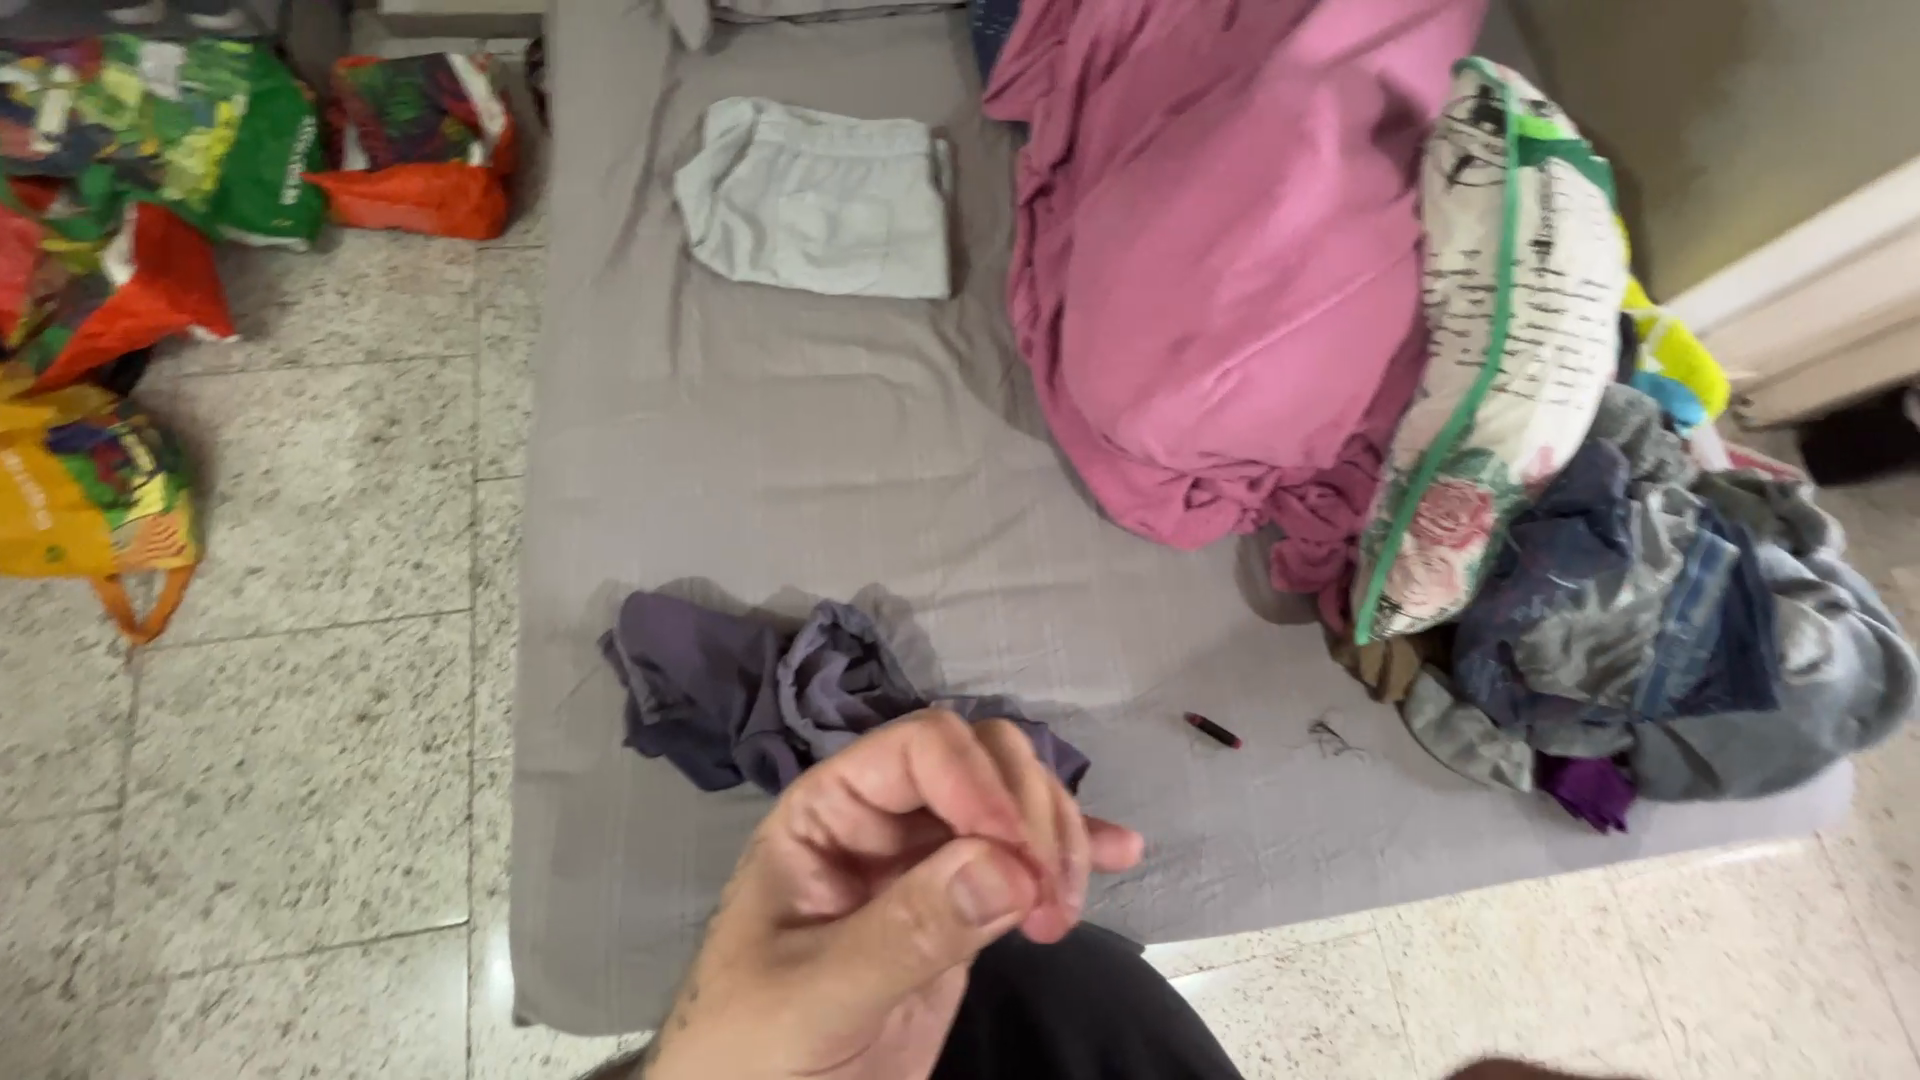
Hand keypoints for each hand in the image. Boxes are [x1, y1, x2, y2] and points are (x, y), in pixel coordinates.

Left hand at [640, 709, 1144, 1079]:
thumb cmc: (753, 1047)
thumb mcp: (812, 996)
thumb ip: (903, 932)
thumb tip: (1006, 866)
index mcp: (831, 808)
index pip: (918, 748)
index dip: (977, 782)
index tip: (1020, 854)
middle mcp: (884, 816)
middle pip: (978, 757)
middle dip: (1027, 809)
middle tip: (1049, 894)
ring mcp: (928, 858)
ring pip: (1012, 798)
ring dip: (1056, 835)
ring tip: (1064, 911)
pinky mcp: (964, 901)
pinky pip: (1024, 858)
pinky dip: (1073, 850)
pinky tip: (1118, 852)